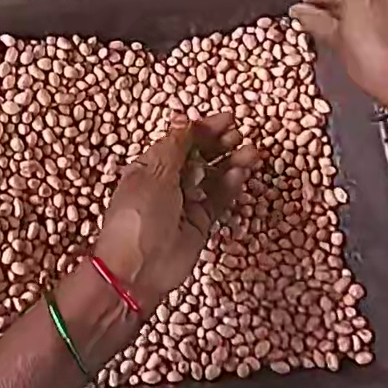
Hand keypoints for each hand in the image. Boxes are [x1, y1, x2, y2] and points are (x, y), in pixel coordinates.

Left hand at [92, 113, 257, 308]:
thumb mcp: (154, 173)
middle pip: (199, 156)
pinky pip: (218, 199)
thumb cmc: (137, 217)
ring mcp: (185, 203)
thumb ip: (175, 147)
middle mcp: (167, 182)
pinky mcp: (200, 222)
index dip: (202, 129)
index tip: (226, 119)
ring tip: (250, 152)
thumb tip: (186, 122)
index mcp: (149, 166)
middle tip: (239, 134)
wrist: (137, 269)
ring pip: (213, 176)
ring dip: (231, 162)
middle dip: (219, 143)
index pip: (180, 140)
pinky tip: (239, 172)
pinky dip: (229, 185)